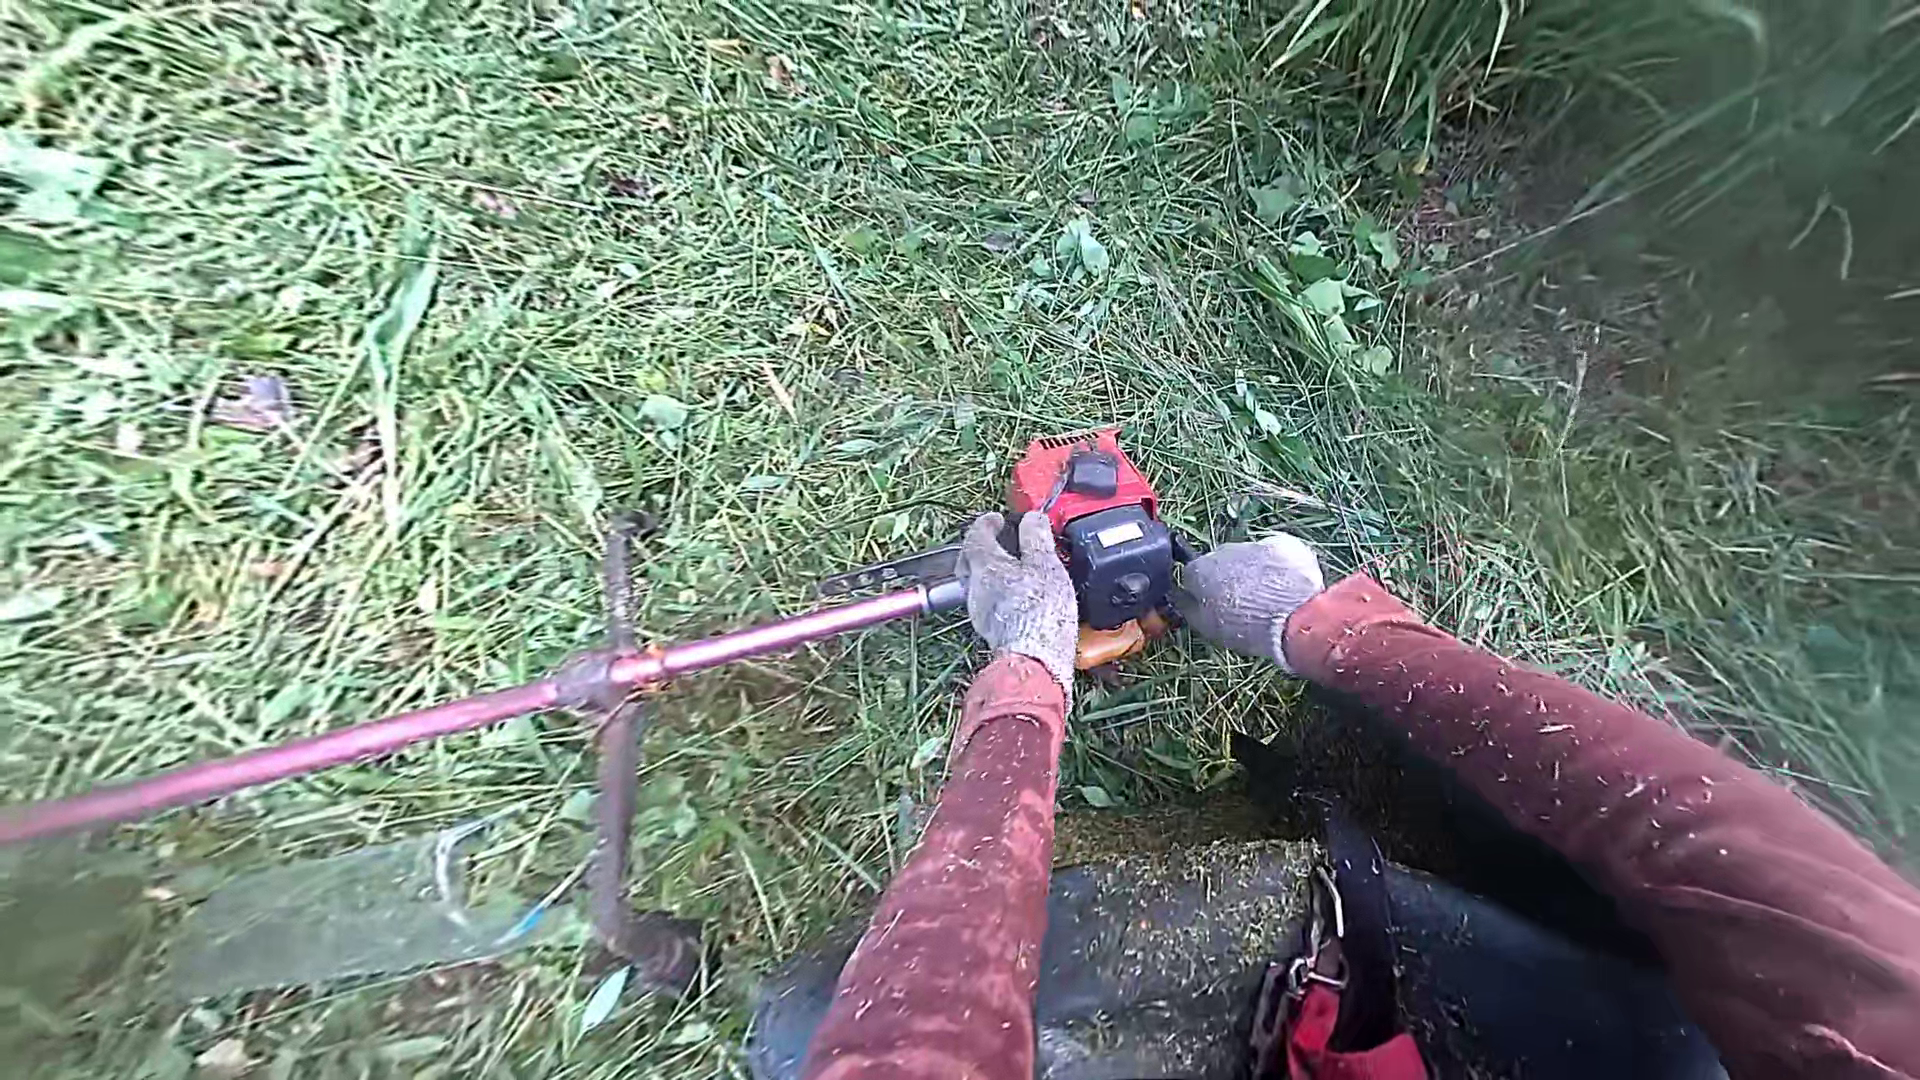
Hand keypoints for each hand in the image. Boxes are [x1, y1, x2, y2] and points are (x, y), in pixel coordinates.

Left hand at [957, 511, 1077, 699]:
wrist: (1036, 658)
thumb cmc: (1040, 611)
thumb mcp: (1045, 564)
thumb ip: (1036, 538)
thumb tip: (1032, 519)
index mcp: (985, 564)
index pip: (976, 534)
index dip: (986, 522)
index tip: (996, 518)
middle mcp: (974, 586)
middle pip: (970, 558)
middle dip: (981, 546)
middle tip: (998, 541)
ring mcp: (979, 609)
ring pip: (977, 581)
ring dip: (990, 570)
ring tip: (1011, 567)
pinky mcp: (989, 627)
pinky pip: (987, 600)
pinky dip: (997, 590)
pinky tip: (1016, 594)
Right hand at [1171, 533, 1323, 672]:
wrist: (1296, 620)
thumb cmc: (1245, 627)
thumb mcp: (1205, 625)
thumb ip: (1187, 605)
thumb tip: (1179, 595)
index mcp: (1200, 569)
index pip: (1191, 574)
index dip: (1202, 590)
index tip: (1214, 603)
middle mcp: (1224, 550)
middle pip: (1220, 562)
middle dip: (1228, 577)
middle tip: (1243, 602)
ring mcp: (1255, 545)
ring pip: (1249, 557)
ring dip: (1254, 571)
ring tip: (1269, 597)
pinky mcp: (1284, 544)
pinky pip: (1275, 553)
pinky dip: (1278, 565)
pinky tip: (1286, 585)